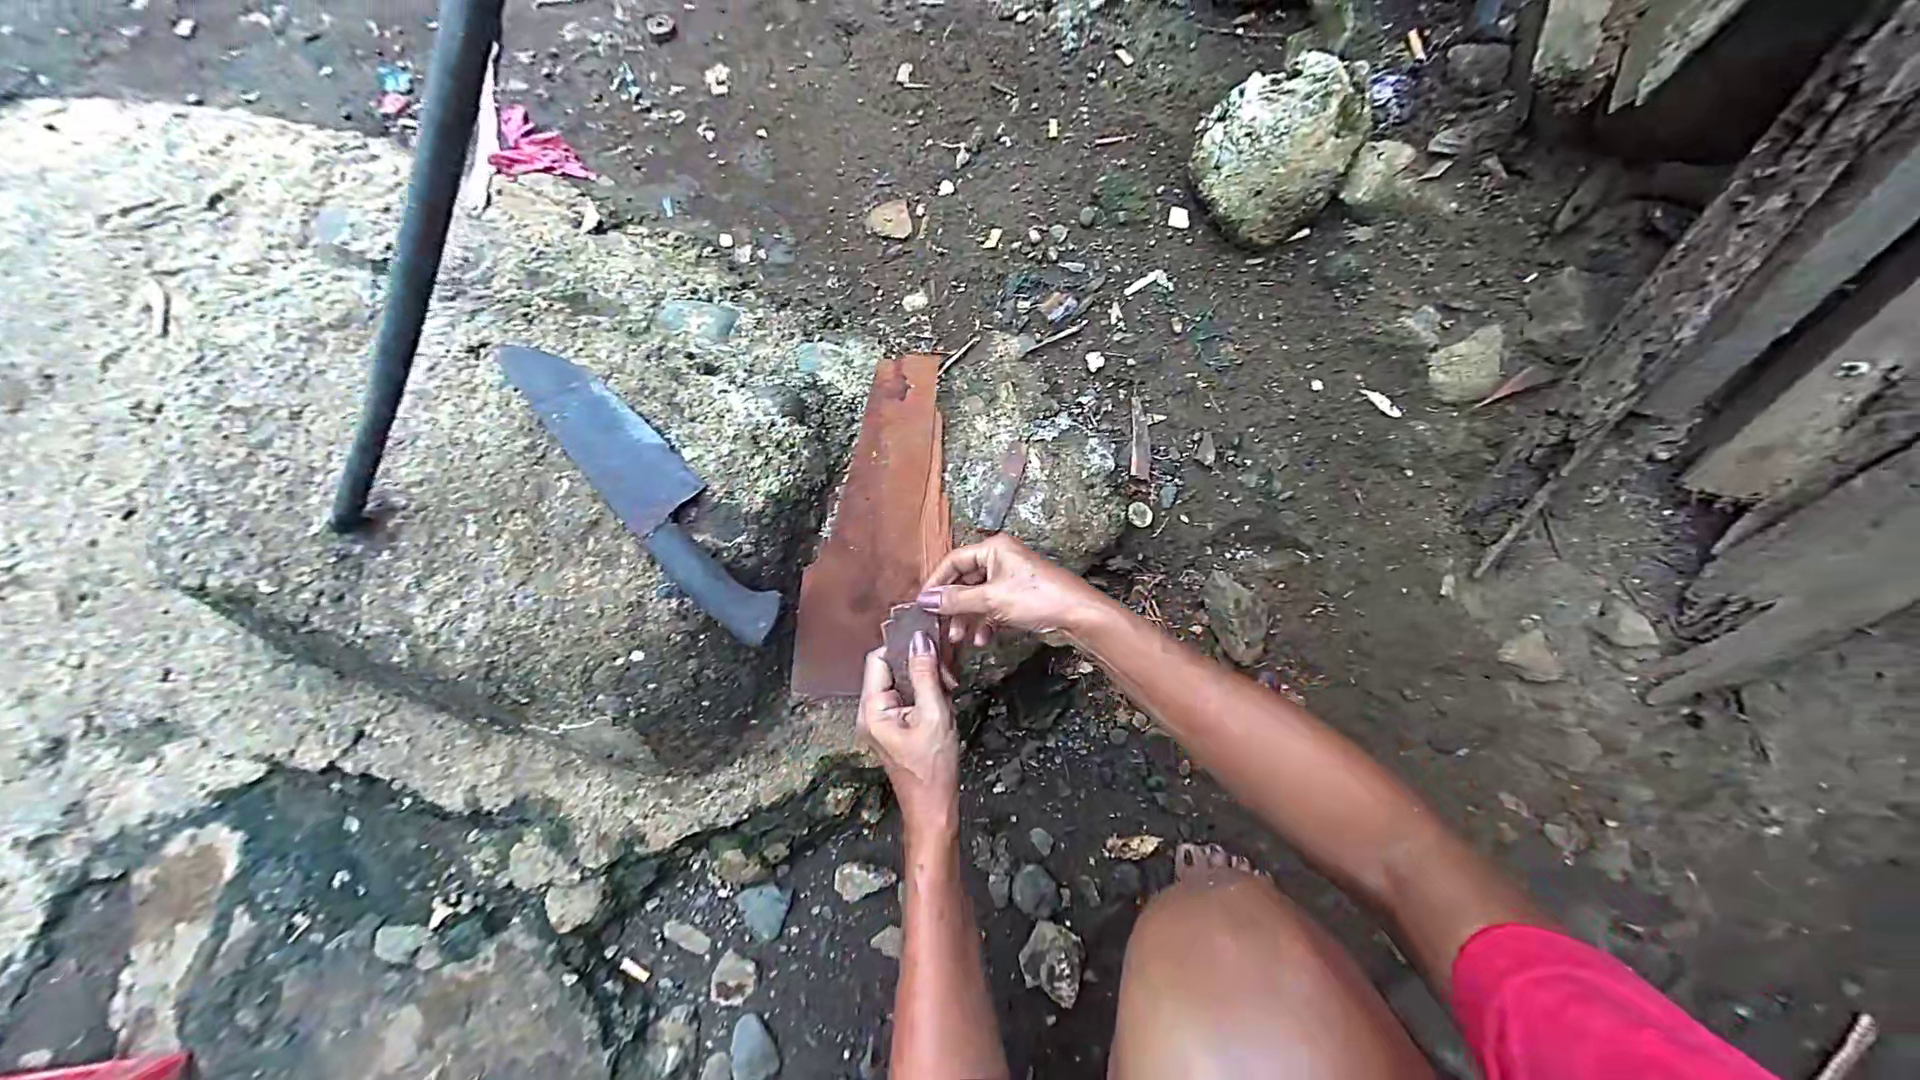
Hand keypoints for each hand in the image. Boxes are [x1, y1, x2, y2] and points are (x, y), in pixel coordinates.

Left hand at [858, 632, 959, 843]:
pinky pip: (910, 696)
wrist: (934, 808)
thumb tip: (920, 640)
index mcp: (873, 709)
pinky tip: (946, 696)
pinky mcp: (898, 724)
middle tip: (947, 671)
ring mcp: (884, 718)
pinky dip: (928, 691)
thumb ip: (926, 674)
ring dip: (928, 678)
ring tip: (950, 687)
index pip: (879, 658)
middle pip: (891, 668)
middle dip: (921, 664)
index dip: (903, 647)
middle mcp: (873, 711)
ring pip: (904, 680)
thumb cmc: (932, 770)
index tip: (930, 642)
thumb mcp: (934, 715)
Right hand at [916, 534, 1109, 647]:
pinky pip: (992, 609)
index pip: (954, 561)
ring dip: (967, 619)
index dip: (937, 583)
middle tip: (940, 625)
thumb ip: (956, 600)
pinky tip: (982, 640)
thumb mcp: (991, 599)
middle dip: (953, 606)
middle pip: (965, 581)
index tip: (923, 603)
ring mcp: (1010, 579)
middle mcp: (1001, 560)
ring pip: (978, 598)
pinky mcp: (1019, 598)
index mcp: (994, 548)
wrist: (1079, 616)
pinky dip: (985, 624)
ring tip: (959, 639)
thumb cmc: (1040, 598)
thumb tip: (927, 599)